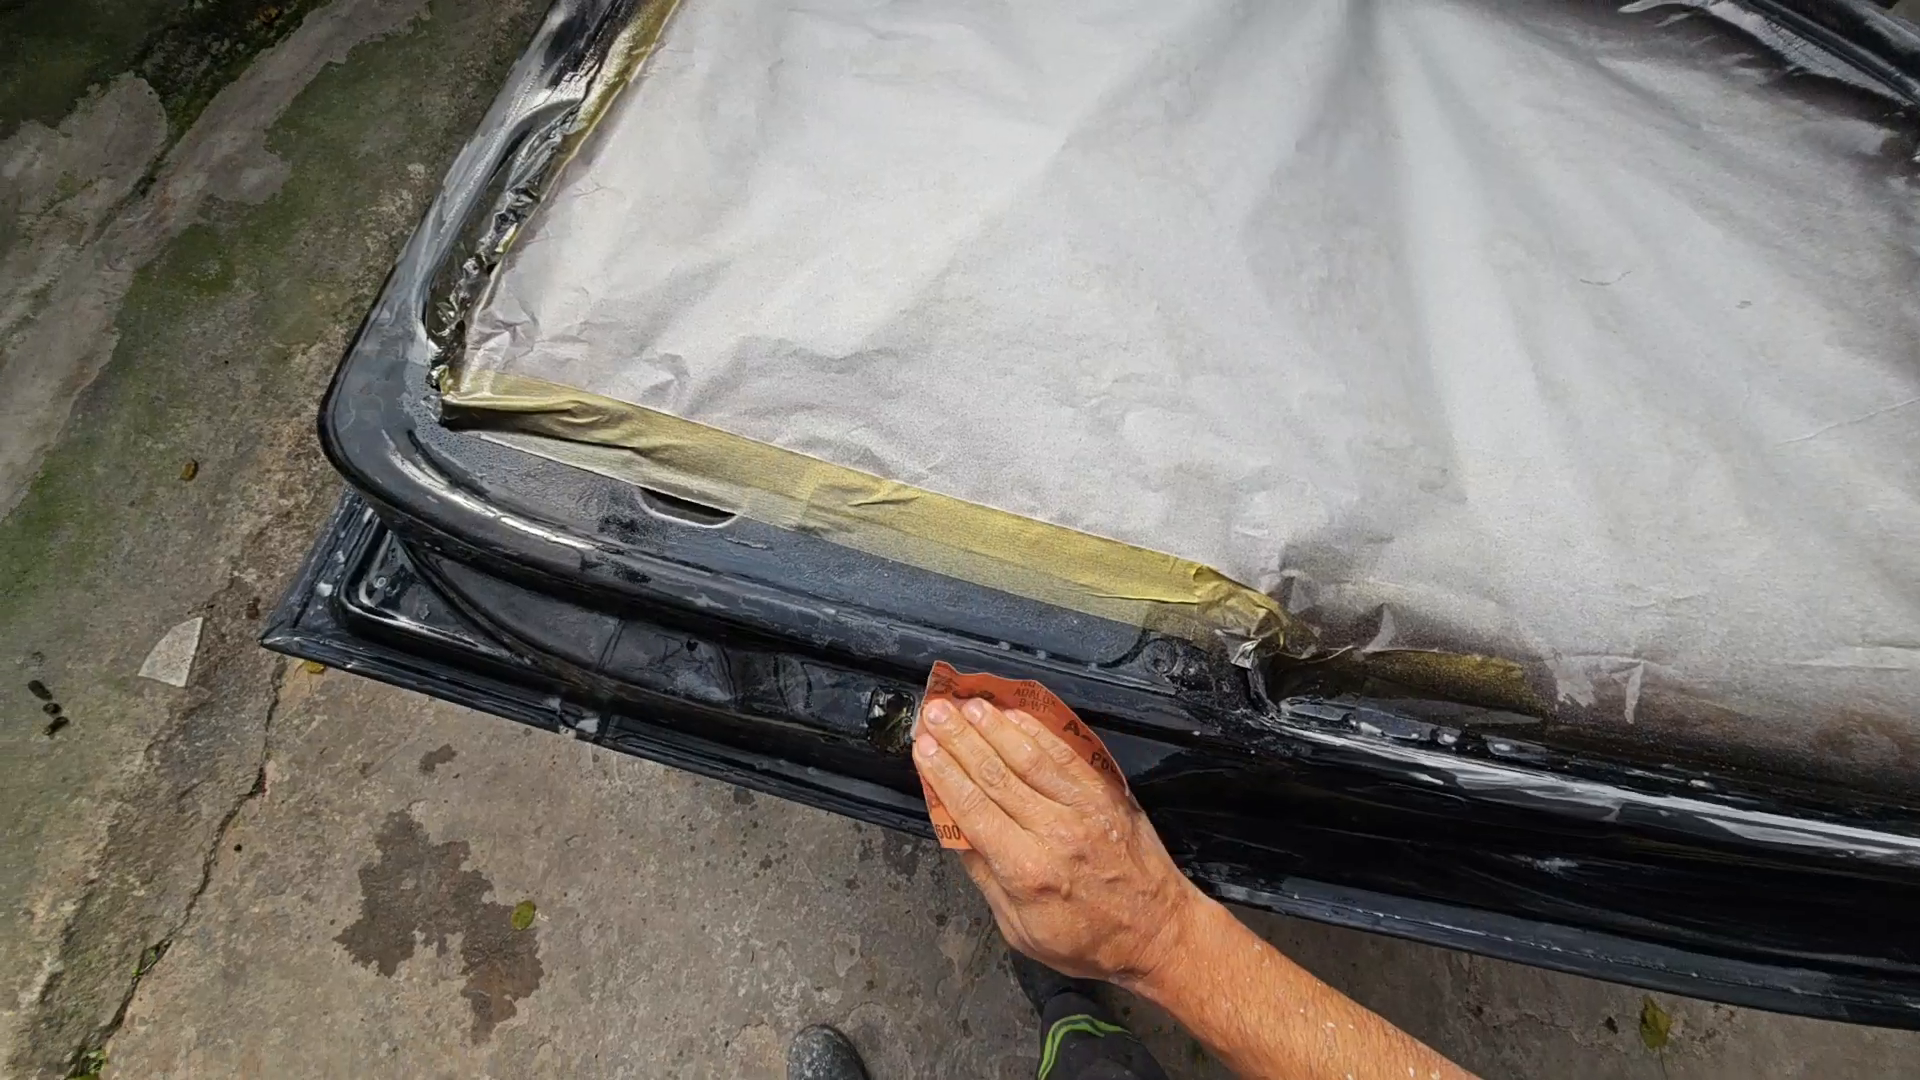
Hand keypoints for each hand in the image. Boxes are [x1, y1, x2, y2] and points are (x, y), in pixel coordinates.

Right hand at [913, 695, 1202, 985]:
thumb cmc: (1088, 940)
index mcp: (1027, 871)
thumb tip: (953, 828)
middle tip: (935, 711)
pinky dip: (1036, 729)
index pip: (973, 809)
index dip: (943, 773)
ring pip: (1028, 755)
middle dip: (960, 738)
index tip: (922, 746)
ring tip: (967, 703)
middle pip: (995, 774)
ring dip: (994, 726)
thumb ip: (984, 875)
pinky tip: (1013, 713)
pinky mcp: (1103, 791)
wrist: (1160, 930)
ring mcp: (1082, 806)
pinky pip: (1064, 753)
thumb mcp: (1020, 930)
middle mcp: (1053, 831)